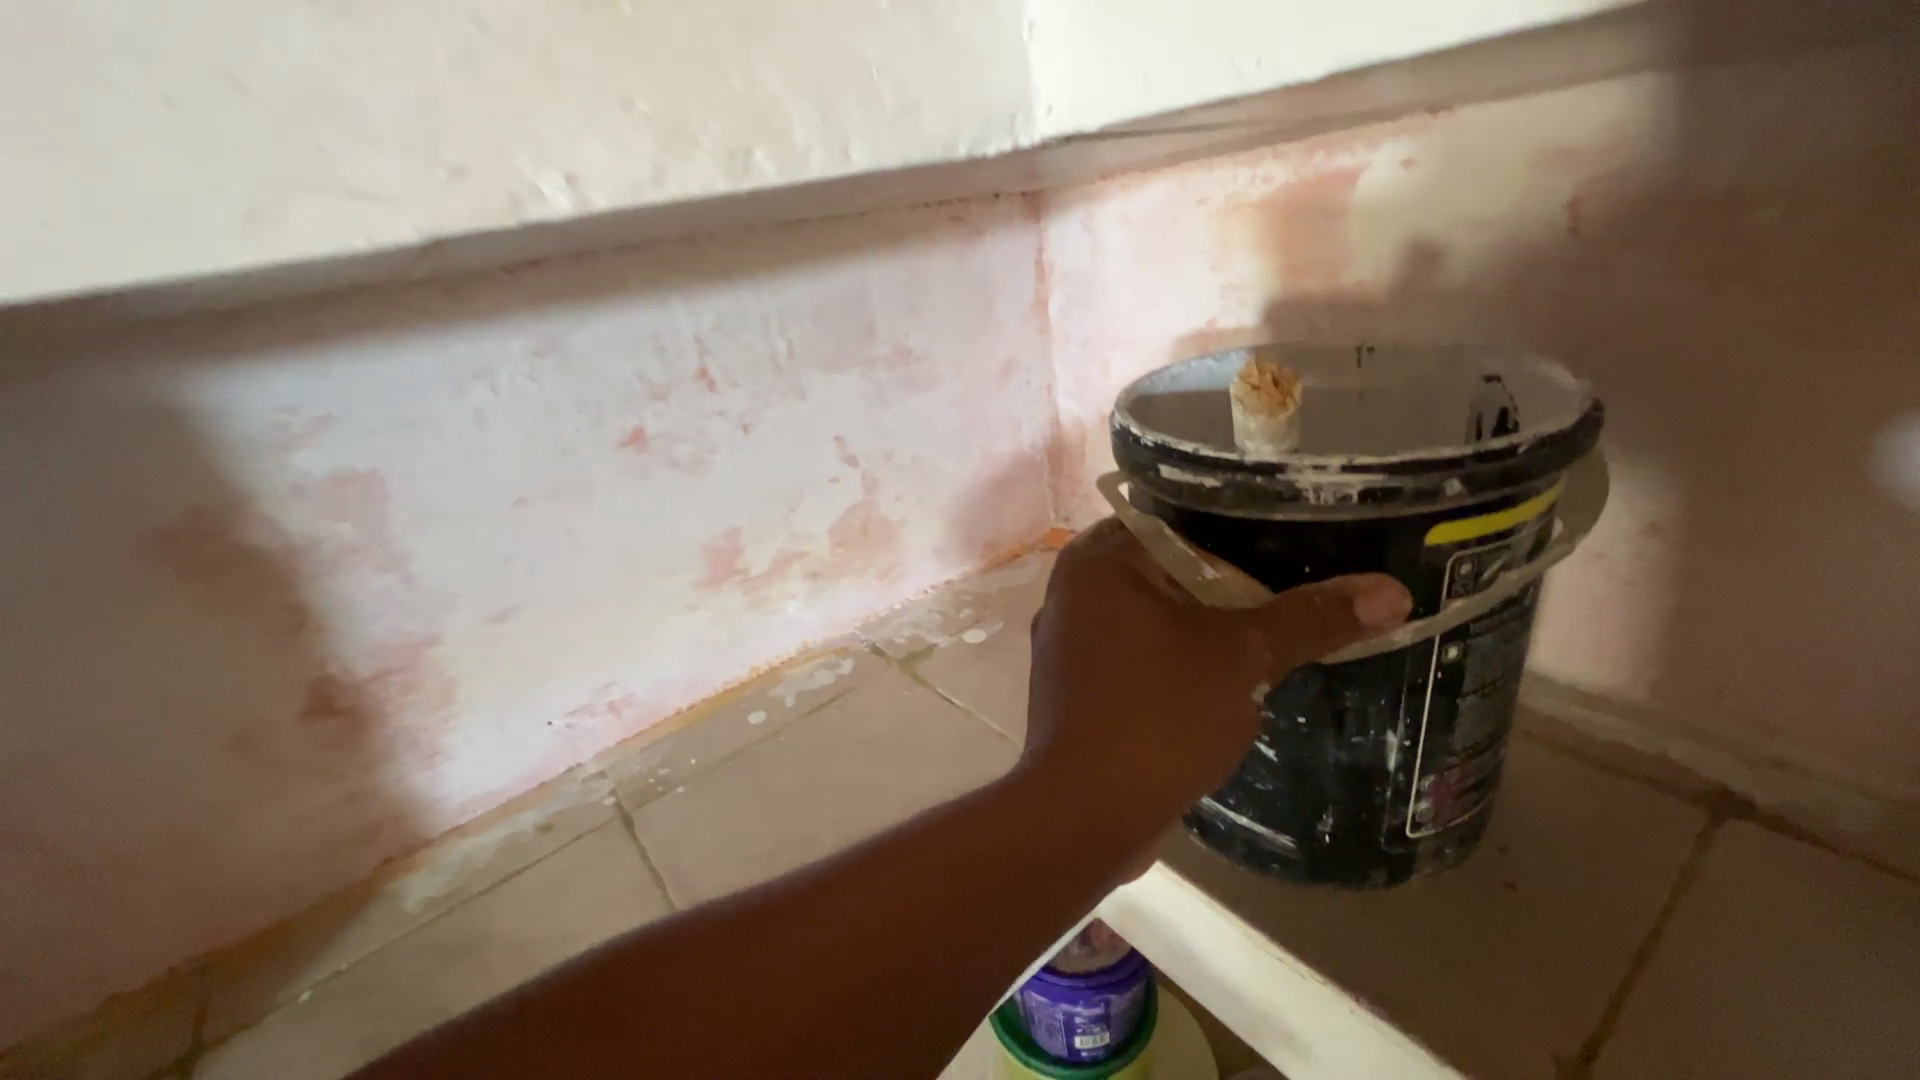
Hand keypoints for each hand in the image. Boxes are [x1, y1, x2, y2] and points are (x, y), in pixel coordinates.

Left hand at [1023, 518, 1412, 830]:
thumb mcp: (1243, 658)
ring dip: (1204, 634)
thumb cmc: (1158, 712)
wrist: (1086, 812)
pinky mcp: (1076, 690)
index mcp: (1098, 559)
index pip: (1178, 521)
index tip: (1293, 553)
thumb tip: (1392, 590)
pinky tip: (1223, 686)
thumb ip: (1309, 619)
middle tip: (1293, 599)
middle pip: (1167, 573)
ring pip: (1153, 621)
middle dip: (1228, 591)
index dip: (1240, 536)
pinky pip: (1137, 660)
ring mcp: (1068, 644)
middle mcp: (1071, 591)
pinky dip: (1176, 666)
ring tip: (1269, 642)